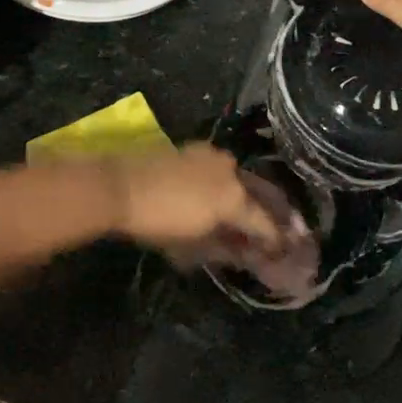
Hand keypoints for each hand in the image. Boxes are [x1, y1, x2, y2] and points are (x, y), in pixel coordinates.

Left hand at [109, 143, 279, 251]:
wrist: (117, 185)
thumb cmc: (155, 223)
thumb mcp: (193, 246)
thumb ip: (226, 248)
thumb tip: (246, 253)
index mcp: (235, 198)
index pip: (266, 223)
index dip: (276, 239)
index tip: (283, 251)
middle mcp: (232, 172)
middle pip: (259, 195)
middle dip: (271, 213)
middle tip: (282, 228)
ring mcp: (212, 156)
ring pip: (240, 178)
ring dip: (248, 196)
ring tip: (249, 214)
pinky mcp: (194, 149)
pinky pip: (221, 168)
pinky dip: (227, 183)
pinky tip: (222, 193)